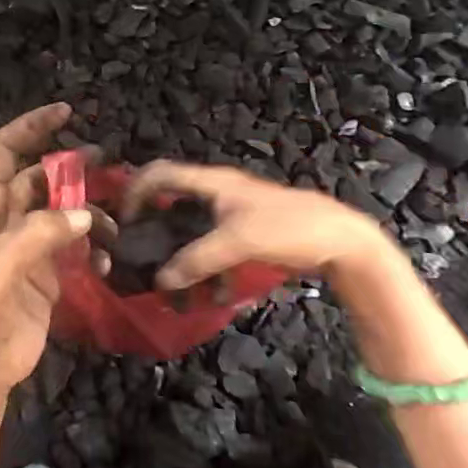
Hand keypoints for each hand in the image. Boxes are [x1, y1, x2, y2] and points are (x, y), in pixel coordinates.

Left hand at [0, 103, 96, 397]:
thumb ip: (38, 236)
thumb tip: (83, 216)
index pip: (2, 153)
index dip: (29, 128)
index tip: (64, 112)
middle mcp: (5, 222)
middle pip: (38, 179)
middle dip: (69, 168)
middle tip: (109, 165)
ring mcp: (27, 250)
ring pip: (61, 213)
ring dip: (87, 212)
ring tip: (116, 224)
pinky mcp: (46, 278)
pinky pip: (74, 249)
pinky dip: (93, 247)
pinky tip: (108, 259)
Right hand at [118, 161, 395, 295]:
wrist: (344, 242)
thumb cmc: (288, 228)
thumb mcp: (237, 242)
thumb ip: (197, 260)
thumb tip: (161, 279)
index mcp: (210, 182)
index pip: (158, 173)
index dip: (135, 191)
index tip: (123, 219)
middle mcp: (216, 191)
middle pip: (171, 200)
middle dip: (153, 225)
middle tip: (140, 249)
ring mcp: (231, 211)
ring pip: (191, 227)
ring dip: (180, 252)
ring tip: (172, 281)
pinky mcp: (245, 232)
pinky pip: (212, 245)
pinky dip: (206, 266)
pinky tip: (211, 293)